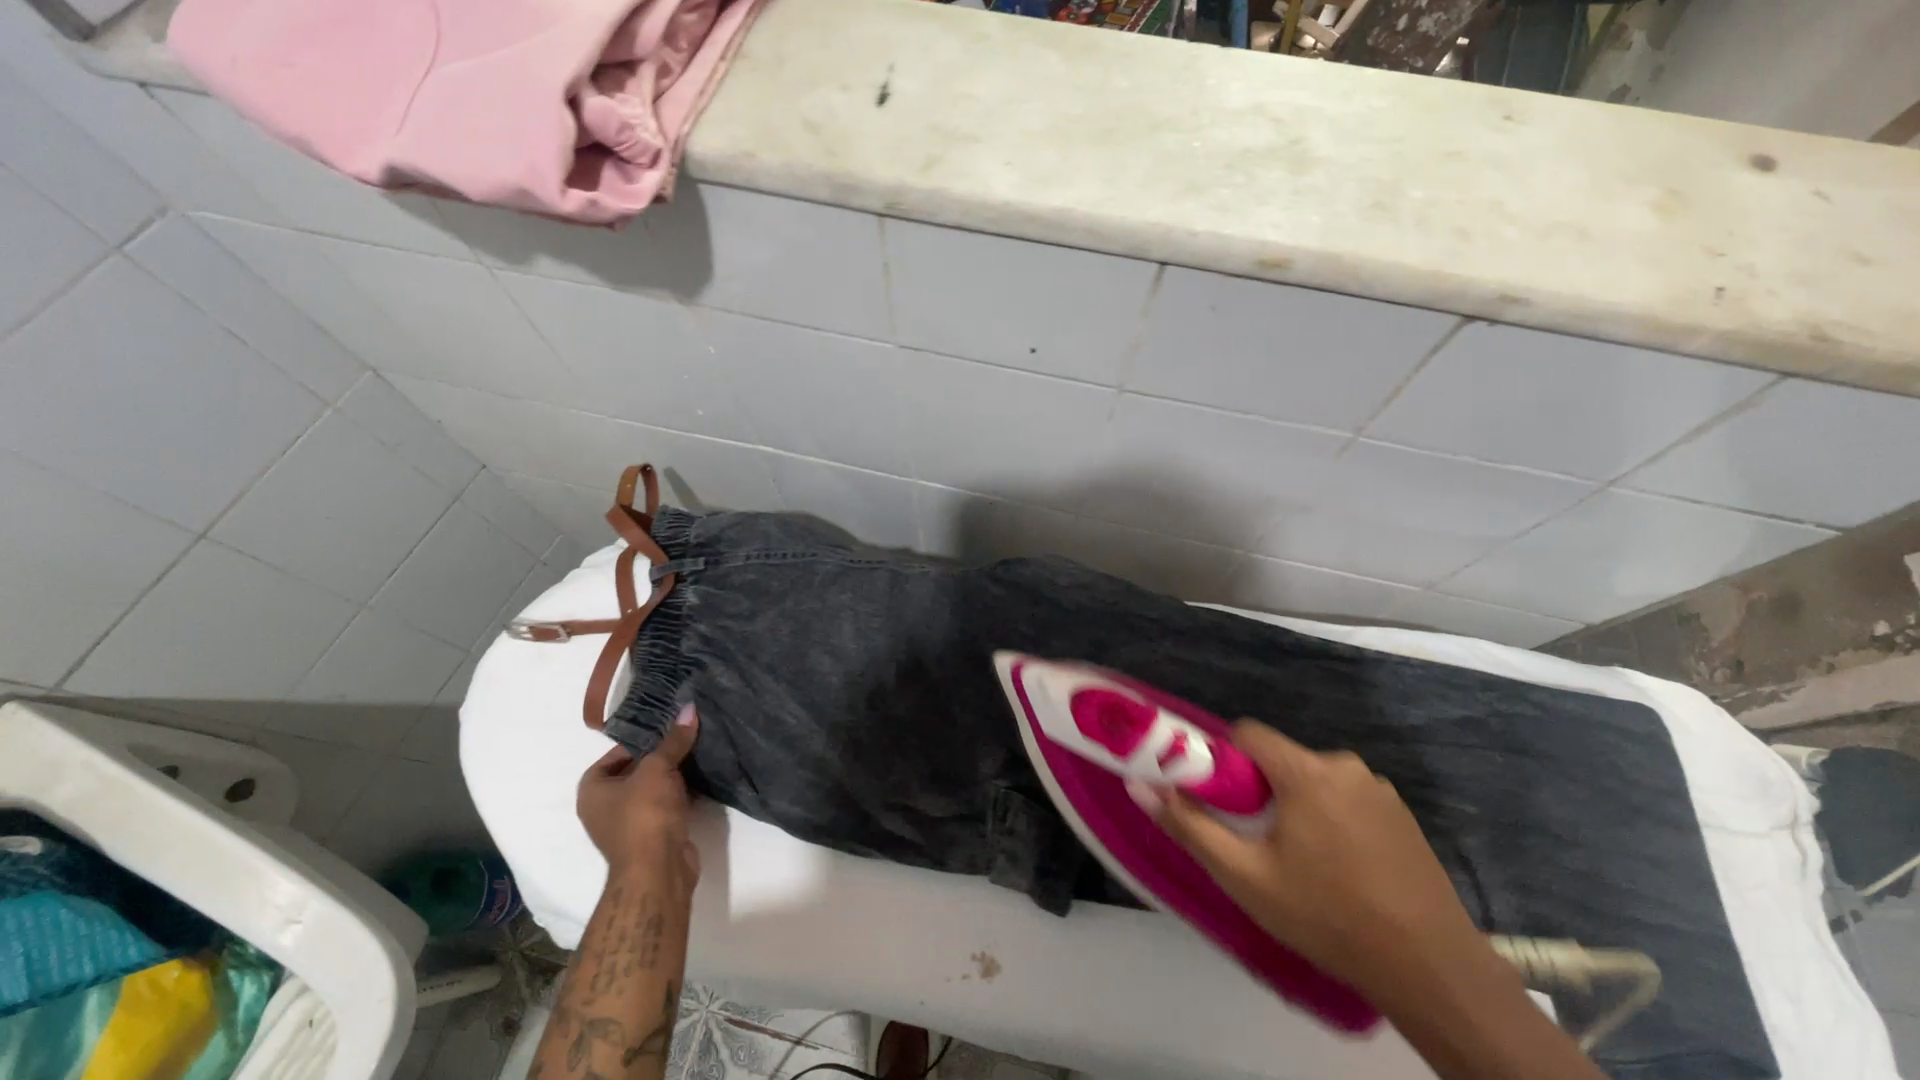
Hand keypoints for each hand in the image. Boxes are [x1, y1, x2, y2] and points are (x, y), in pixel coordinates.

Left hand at [578, 703, 700, 891]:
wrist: (658, 869)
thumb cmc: (645, 814)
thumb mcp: (658, 768)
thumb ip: (674, 740)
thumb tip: (689, 707)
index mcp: (592, 790)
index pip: (616, 754)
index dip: (642, 741)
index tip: (669, 731)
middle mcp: (603, 808)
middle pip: (636, 772)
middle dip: (661, 759)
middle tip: (687, 739)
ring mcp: (627, 826)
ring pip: (652, 791)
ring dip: (673, 779)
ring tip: (698, 756)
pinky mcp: (651, 838)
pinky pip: (665, 809)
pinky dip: (681, 798)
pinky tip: (702, 783)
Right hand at [1132, 721, 1486, 998]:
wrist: (1427, 965)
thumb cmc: (1325, 916)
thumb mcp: (1244, 876)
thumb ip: (1189, 826)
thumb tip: (1140, 785)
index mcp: (1307, 772)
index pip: (1248, 734)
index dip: (1223, 760)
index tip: (1218, 801)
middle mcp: (1346, 767)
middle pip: (1282, 760)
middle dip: (1260, 791)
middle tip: (1255, 844)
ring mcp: (1381, 791)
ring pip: (1315, 783)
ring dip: (1297, 808)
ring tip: (1299, 865)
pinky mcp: (1403, 817)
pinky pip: (1347, 801)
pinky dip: (1331, 822)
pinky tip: (1338, 871)